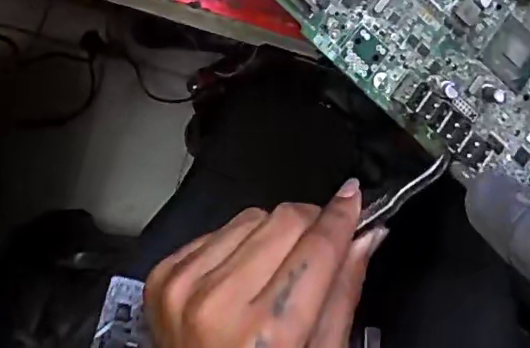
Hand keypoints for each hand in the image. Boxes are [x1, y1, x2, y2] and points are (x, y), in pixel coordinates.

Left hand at [146, 179, 386, 347]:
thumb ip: (343, 293)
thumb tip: (366, 234)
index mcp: (266, 335)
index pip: (318, 246)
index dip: (342, 215)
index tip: (353, 195)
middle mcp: (220, 304)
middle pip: (286, 218)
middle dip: (309, 225)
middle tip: (315, 248)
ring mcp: (185, 288)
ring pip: (253, 216)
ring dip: (271, 235)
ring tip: (270, 274)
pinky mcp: (163, 277)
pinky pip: (219, 230)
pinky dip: (236, 245)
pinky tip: (236, 280)